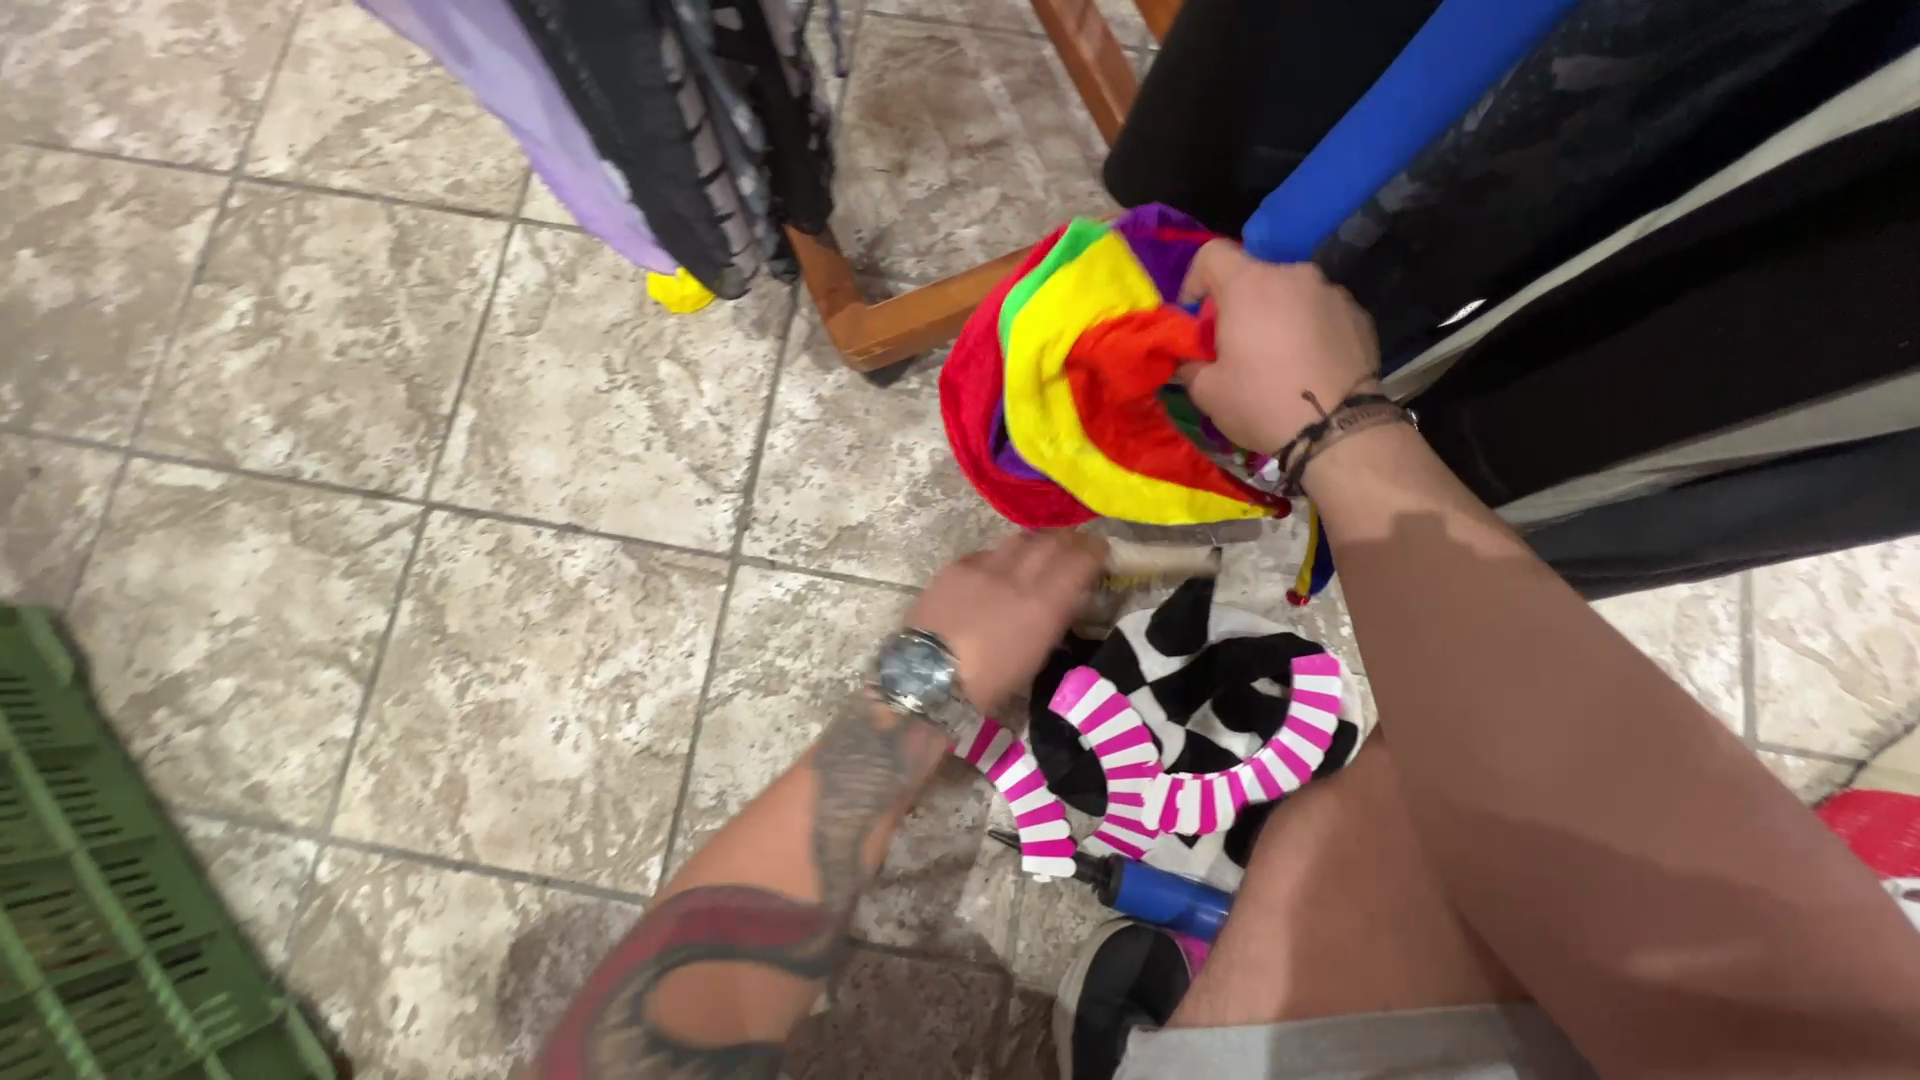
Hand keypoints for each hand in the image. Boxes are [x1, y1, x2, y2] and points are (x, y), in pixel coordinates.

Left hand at [905, 532, 1106, 713]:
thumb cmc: (988, 684)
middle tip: (1077, 547)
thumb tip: (1066, 597)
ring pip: (1021, 539)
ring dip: (1037, 543)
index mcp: (1043, 604)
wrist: (926, 677)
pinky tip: (999, 570)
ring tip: (1041, 552)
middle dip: (1070, 541)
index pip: (1080, 560)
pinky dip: (1002, 557)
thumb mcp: (1035, 657)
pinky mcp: (956, 566)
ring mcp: (984, 566)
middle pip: (1053, 541)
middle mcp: (1017, 576)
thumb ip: (1054, 619)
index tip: (1102, 552)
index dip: (1095, 552)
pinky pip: (989, 551)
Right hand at [1177, 240, 1381, 454]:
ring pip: (1290, 294)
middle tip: (1235, 346)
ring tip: (1276, 358)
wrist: (1336, 428)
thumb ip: (1189, 365)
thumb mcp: (1206, 392)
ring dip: (1276, 316)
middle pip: (1254, 276)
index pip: (1212, 254)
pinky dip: (1308, 329)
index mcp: (1249, 285)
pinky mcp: (1358, 313)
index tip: (1196, 318)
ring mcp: (1331, 292)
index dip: (1195, 281)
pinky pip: (1320, 312)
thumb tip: (1185, 360)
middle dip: (1238, 305)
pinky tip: (1308, 366)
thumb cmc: (1260, 403)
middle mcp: (1293, 275)